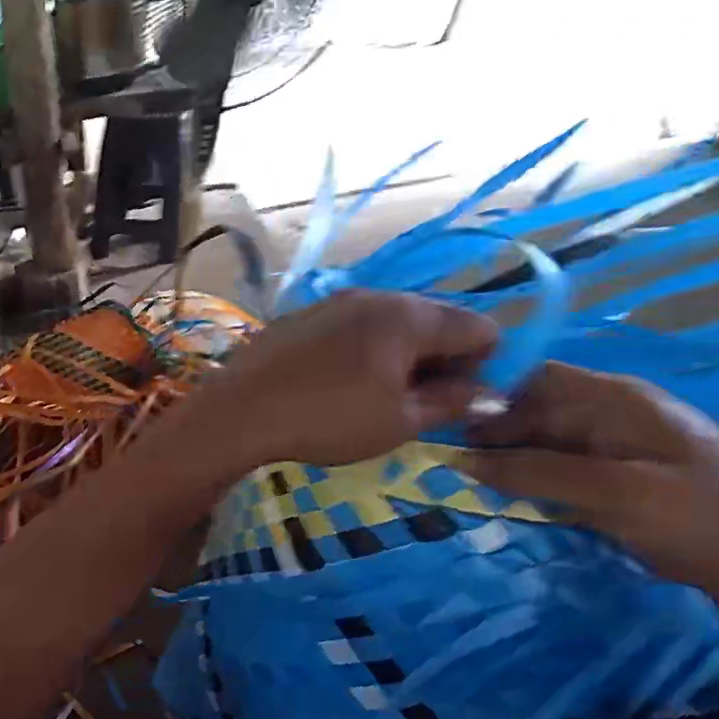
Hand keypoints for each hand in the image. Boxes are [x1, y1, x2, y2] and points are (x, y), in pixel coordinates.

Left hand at [174, 290, 497, 470]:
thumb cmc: (326, 419)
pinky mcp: (295, 319)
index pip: (479, 328)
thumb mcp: (399, 422)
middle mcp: (372, 296)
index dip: (481, 367)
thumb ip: (450, 402)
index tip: (454, 402)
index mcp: (409, 315)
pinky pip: (344, 331)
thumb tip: (482, 391)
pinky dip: (354, 354)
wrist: (236, 413)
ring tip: (369, 400)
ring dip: (393, 357)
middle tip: (412, 405)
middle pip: (430, 322)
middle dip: (435, 361)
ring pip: (383, 326)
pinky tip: (330, 387)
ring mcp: (328, 303)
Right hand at [460, 362, 718, 598]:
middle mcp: (601, 414)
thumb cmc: (704, 517)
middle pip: (520, 411)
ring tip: (454, 485)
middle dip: (477, 435)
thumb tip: (457, 461)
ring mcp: (602, 447)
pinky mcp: (601, 478)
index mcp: (610, 399)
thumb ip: (535, 473)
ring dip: (493, 463)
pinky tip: (494, 500)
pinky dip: (516, 482)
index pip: (525, 377)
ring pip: (527, 443)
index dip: (478, 394)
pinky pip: (543, 470)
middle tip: (436, 466)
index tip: (433, 424)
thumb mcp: (616, 493)